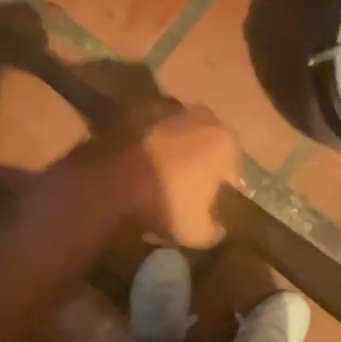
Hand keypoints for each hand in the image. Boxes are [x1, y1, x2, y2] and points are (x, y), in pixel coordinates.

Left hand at [121, 106, 240, 248]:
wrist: (108, 179)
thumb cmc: (165, 202)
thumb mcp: (197, 232)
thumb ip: (213, 229)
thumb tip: (216, 227)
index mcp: (225, 142)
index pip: (232, 170)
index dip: (219, 191)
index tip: (206, 207)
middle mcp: (200, 117)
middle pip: (204, 146)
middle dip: (196, 166)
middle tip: (181, 192)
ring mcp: (164, 109)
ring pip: (175, 136)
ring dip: (170, 153)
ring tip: (154, 181)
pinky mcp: (132, 111)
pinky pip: (146, 135)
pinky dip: (144, 148)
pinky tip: (134, 170)